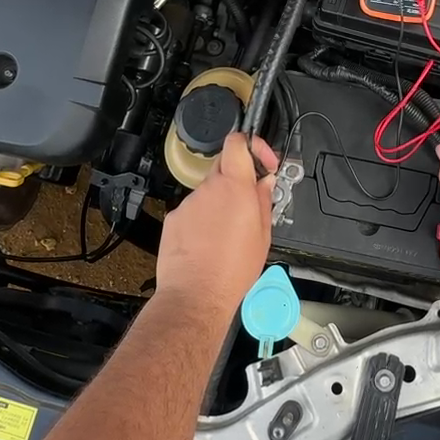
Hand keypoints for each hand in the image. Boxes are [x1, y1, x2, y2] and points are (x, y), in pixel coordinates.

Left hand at [156, 134, 279, 317]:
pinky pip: (192, 210)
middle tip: (248, 200)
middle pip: (224, 166)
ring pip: (208, 192)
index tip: (262, 161)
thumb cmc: (231, 271)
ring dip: (219, 204)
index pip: (237, 143)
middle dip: (237, 179)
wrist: (196, 295)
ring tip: (227, 233)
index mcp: (235, 187)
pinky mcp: (174, 218)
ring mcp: (189, 203)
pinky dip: (202, 220)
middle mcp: (209, 189)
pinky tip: (208, 242)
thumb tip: (265, 183)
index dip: (251, 145)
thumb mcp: (263, 235)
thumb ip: (264, 200)